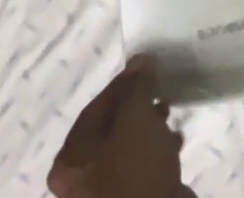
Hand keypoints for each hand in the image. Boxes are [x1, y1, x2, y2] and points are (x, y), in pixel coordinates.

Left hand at [48, 56, 193, 197]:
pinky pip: (137, 162)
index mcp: (69, 158)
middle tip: (162, 86)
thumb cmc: (136, 172)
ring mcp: (101, 189)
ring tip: (170, 110)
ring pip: (124, 144)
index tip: (150, 64)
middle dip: (137, 103)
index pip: (95, 108)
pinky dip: (154, 147)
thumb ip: (137, 89)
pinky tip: (174, 140)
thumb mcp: (136, 122)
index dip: (123, 82)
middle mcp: (77, 175)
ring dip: (148, 124)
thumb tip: (141, 59)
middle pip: (108, 126)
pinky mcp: (127, 195)